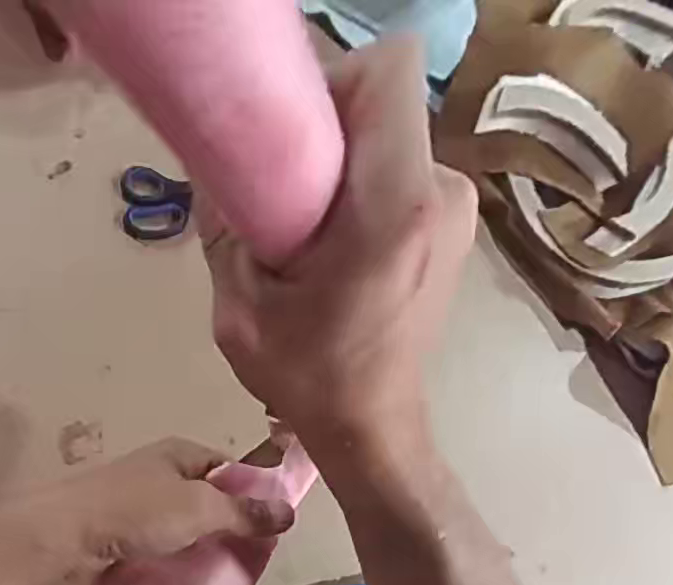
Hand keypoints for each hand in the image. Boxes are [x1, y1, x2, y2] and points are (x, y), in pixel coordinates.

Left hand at [22, 438, 294, 577]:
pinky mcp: (117, 536)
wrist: (61, 540)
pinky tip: (182, 579)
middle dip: (225, 526)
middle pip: (205, 499)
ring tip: (218, 573)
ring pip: (181, 527)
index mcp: (178, 453)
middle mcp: (157, 474)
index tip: (269, 526)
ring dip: (197, 548)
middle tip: (247, 557)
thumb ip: (243, 511)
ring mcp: (134, 506)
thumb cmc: (135, 513)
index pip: (228, 467)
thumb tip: (290, 512)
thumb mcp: (199, 508)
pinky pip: (157, 547)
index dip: (251, 492)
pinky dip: (171, 561)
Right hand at [198, 37, 477, 462]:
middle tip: (282, 201)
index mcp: (393, 206)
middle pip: (383, 105)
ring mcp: (457, 211)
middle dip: (325, 135)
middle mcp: (442, 193)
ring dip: (341, 172)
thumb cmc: (307, 379)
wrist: (370, 427)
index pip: (386, 69)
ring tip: (307, 240)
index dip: (329, 84)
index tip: (287, 142)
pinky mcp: (452, 229)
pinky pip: (400, 176)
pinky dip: (363, 196)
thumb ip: (222, 229)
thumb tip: (216, 172)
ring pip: (389, 142)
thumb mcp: (239, 311)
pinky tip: (337, 254)